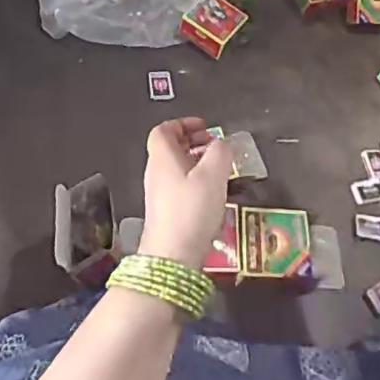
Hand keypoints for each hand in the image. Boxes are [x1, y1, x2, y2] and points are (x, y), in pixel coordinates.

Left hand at [137, 117, 231, 268]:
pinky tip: (212, 190)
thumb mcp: (213, 175)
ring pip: (175, 166)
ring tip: (217, 165)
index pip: (163, 130)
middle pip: (169, 147)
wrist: (173, 255)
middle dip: (192, 141)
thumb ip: (220, 152)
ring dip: (195, 160)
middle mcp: (156, 172)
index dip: (182, 123)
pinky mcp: (166, 211)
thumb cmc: (191, 209)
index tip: (204, 127)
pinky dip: (194, 178)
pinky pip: (179, 184)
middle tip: (214, 144)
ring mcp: (159, 193)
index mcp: (162, 157)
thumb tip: (223, 142)